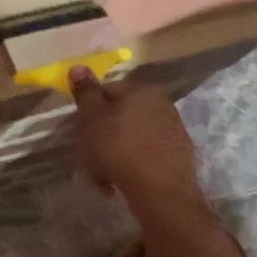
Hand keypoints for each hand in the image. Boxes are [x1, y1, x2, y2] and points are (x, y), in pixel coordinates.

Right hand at [70, 66, 208, 213]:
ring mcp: (173, 130)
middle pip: (120, 116)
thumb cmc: (118, 149)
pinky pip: (145, 155)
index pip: (106, 91)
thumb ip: (85, 93)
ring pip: (132, 137)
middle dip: (102, 136)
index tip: (80, 133)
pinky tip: (122, 182)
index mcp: (141, 90)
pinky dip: (131, 165)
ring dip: (115, 154)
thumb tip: (78, 66)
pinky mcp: (178, 155)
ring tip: (104, 176)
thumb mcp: (91, 119)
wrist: (159, 190)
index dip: (89, 112)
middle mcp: (162, 103)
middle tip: (89, 158)